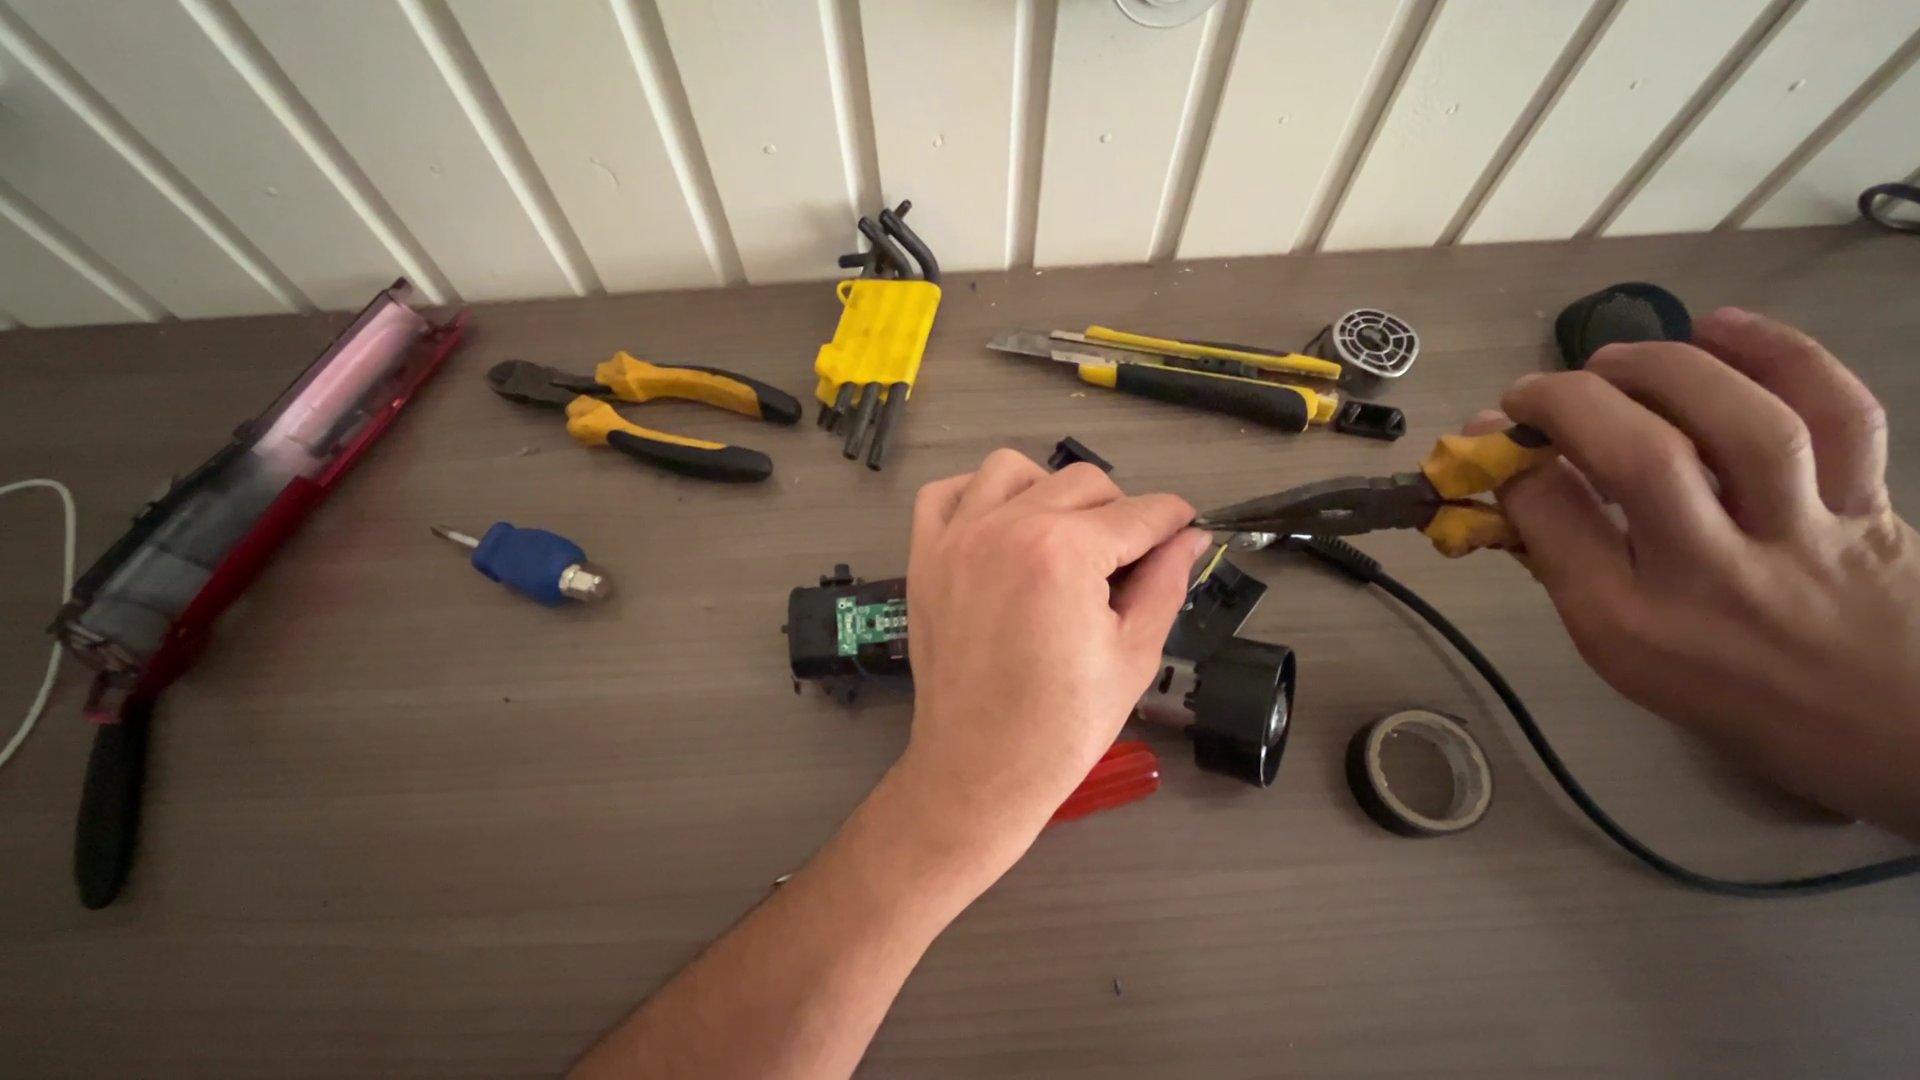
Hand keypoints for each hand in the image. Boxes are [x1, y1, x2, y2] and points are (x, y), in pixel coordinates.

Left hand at [893, 450, 1208, 861]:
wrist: (979, 767)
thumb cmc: (1063, 726)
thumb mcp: (1134, 654)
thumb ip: (1166, 582)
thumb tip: (1189, 537)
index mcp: (1064, 553)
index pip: (1140, 512)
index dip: (1174, 521)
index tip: (1185, 530)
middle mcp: (1006, 528)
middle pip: (1084, 482)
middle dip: (1120, 513)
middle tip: (1127, 561)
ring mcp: (958, 538)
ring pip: (1014, 469)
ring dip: (1049, 491)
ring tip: (1064, 539)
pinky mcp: (925, 556)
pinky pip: (948, 492)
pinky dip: (977, 496)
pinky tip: (1002, 528)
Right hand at [1487, 308, 1919, 837]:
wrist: (1890, 728)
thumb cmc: (1724, 690)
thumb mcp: (1613, 643)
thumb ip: (1562, 555)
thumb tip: (1517, 473)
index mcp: (1632, 621)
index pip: (1553, 518)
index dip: (1507, 458)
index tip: (1489, 433)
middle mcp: (1715, 574)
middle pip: (1644, 458)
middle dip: (1572, 402)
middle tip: (1534, 391)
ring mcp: (1805, 534)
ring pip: (1747, 425)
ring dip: (1665, 371)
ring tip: (1611, 358)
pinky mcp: (1872, 504)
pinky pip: (1845, 415)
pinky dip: (1784, 354)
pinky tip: (1720, 326)